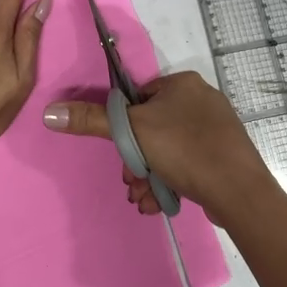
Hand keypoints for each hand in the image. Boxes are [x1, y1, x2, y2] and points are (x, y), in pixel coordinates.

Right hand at [42, 71, 276, 222]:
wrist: (239, 192)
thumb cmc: (184, 150)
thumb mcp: (132, 132)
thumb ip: (91, 120)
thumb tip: (48, 112)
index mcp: (181, 82)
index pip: (139, 99)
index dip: (124, 129)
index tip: (120, 155)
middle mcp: (201, 99)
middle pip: (152, 128)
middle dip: (136, 160)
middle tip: (131, 182)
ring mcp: (216, 128)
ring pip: (169, 150)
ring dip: (149, 176)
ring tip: (143, 199)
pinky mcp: (225, 156)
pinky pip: (188, 164)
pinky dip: (171, 182)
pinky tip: (160, 203)